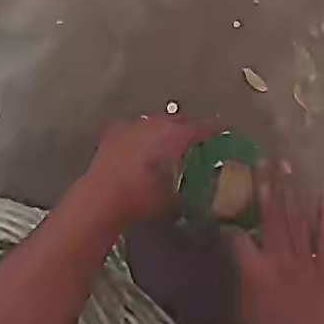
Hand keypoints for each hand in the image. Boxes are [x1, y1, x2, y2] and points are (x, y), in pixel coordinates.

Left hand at [79, 115, 206, 225]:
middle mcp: (155, 124)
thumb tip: (193, 200)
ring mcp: (132, 126)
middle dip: (188, 127)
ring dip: (163, 129)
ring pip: (155, 122)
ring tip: (167, 142)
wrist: (101, 198)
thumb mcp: (172, 203)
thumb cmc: (141, 199)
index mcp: (175, 136)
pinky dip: (141, 135)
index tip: (222, 130)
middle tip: (196, 138)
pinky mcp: (113, 133)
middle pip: (178, 120)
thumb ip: (187, 197)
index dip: (213, 128)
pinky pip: (134, 129)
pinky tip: (140, 146)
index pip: (201, 126)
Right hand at [230, 163, 323, 323]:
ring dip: (298, 193)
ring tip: (293, 171)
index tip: (229, 200)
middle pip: (277, 213)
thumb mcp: (244, 310)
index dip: (232, 219)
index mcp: (259, 268)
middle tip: (269, 160)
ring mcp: (312, 262)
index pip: (241, 232)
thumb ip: (242, 270)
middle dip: (271, 184)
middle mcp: (285, 258)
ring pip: (304, 220)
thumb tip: (238, 243)